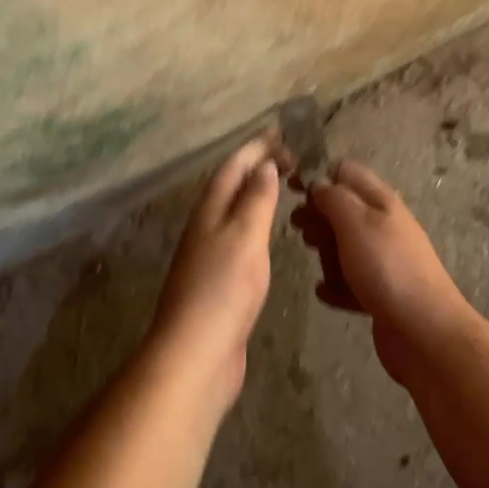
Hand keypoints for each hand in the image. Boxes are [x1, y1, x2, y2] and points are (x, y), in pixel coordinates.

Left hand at [145, 136, 288, 412]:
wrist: (196, 354)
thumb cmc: (223, 288)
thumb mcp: (245, 235)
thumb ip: (256, 199)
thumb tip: (263, 166)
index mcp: (210, 210)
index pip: (233, 166)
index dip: (256, 147)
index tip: (282, 133)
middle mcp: (206, 227)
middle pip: (232, 186)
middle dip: (258, 166)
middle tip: (292, 157)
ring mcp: (210, 255)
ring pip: (235, 212)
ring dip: (257, 194)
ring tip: (284, 187)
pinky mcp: (219, 282)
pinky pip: (240, 239)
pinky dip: (257, 224)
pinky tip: (269, 235)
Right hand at [292, 161, 471, 385]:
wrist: (424, 331)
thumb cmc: (386, 267)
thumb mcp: (356, 221)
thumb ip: (333, 197)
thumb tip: (318, 183)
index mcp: (380, 200)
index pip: (346, 171)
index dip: (319, 177)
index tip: (292, 192)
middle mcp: (383, 225)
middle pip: (343, 210)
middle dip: (318, 218)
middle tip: (300, 231)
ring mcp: (384, 260)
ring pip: (345, 246)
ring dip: (327, 253)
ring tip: (316, 264)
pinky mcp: (381, 292)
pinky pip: (351, 281)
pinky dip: (336, 285)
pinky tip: (324, 292)